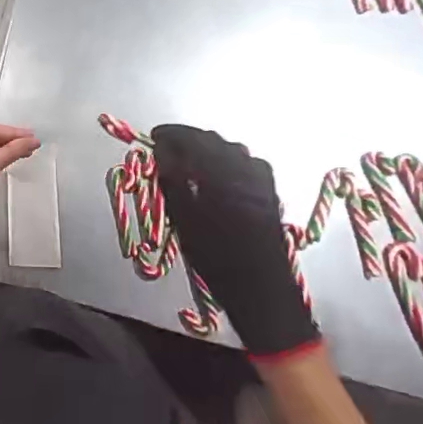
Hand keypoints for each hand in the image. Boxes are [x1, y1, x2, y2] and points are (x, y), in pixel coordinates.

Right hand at [150, 124, 318, 359]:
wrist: (260, 288)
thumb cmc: (215, 257)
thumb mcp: (183, 218)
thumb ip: (172, 179)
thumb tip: (161, 152)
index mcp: (222, 172)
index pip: (192, 138)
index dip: (169, 135)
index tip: (152, 138)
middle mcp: (246, 168)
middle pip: (212, 140)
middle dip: (187, 141)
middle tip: (165, 151)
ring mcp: (261, 179)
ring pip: (230, 151)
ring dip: (207, 151)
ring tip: (186, 164)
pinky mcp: (269, 191)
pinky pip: (244, 164)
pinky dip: (225, 163)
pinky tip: (215, 177)